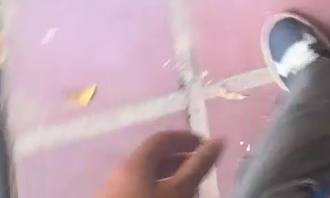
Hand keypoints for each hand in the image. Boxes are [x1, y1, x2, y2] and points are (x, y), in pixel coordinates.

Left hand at [97, 131, 223, 197]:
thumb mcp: (179, 192)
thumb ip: (198, 165)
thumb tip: (218, 140)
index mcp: (134, 164)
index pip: (161, 139)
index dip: (184, 138)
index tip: (204, 145)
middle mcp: (119, 175)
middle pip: (151, 159)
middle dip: (177, 161)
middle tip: (198, 169)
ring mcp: (111, 195)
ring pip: (143, 180)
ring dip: (166, 180)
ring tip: (186, 191)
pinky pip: (135, 194)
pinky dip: (154, 193)